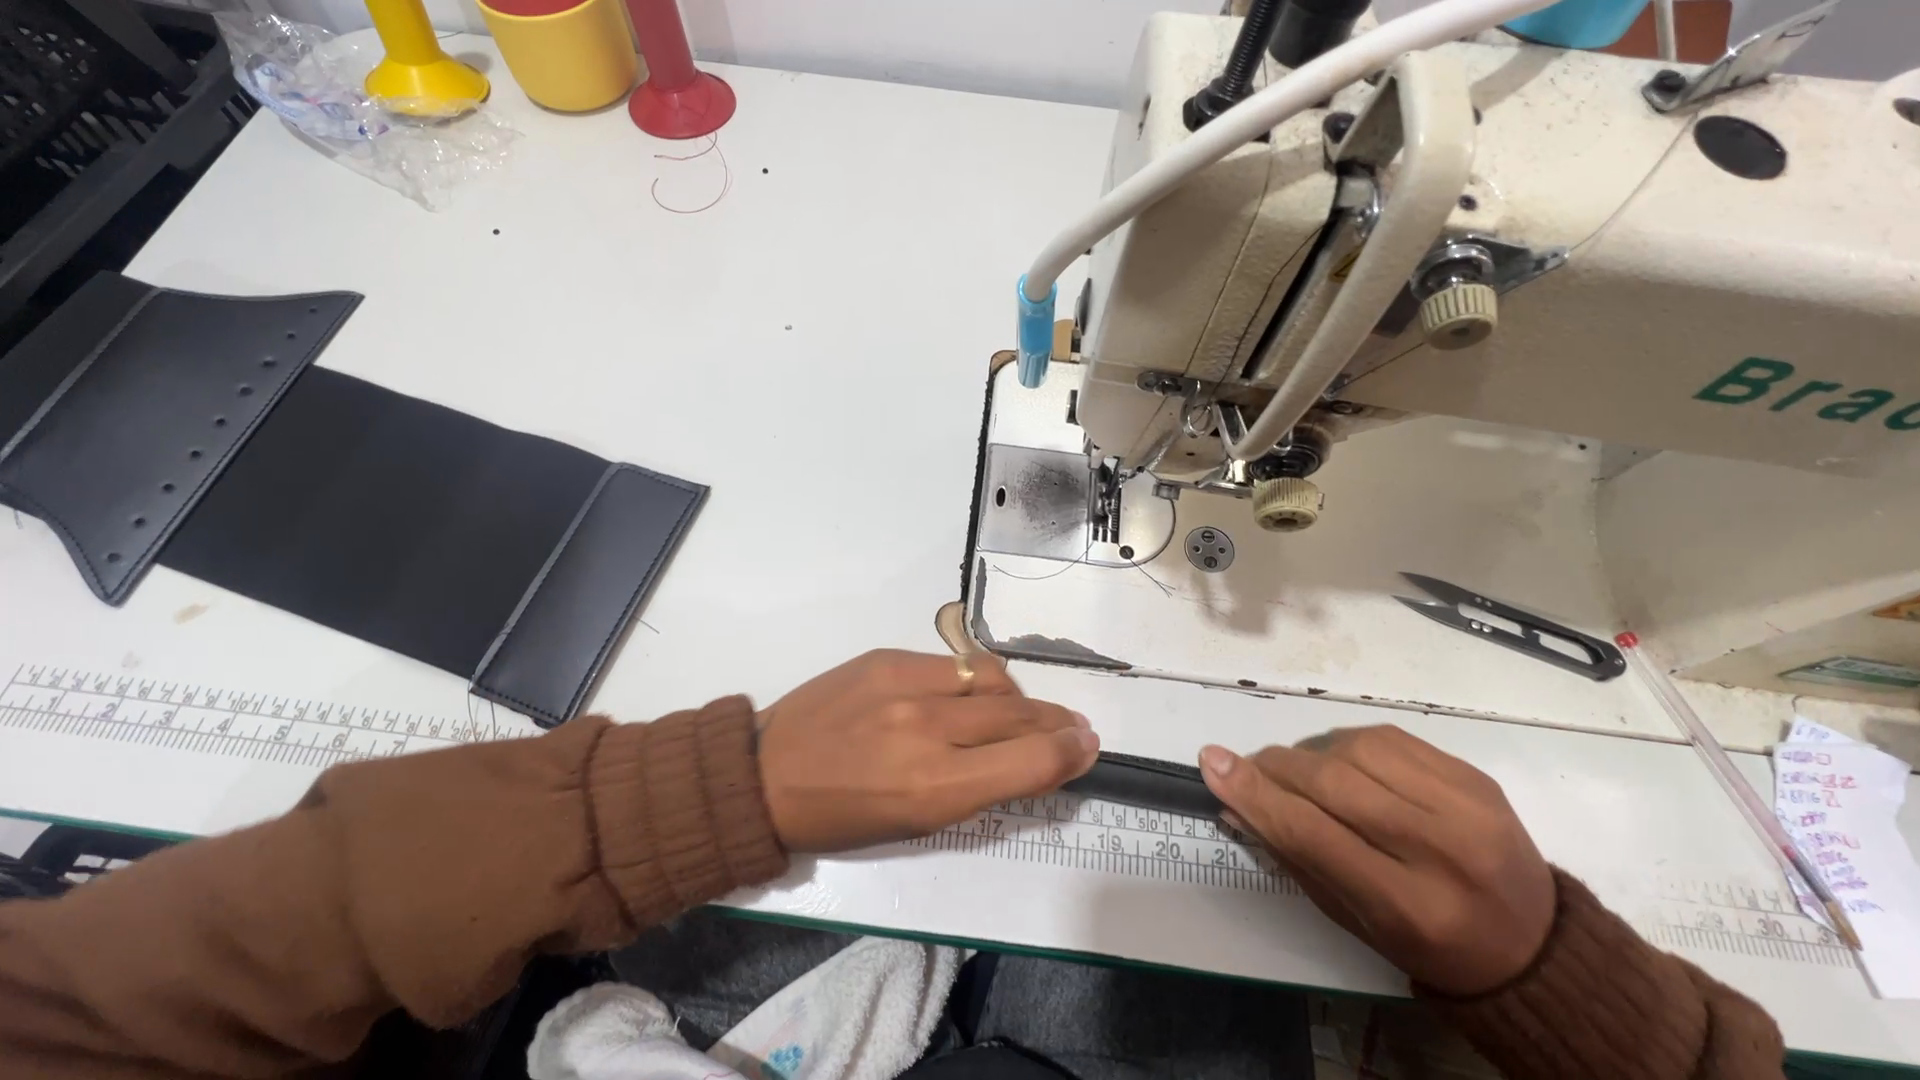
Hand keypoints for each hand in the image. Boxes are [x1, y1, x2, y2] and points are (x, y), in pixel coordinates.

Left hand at [756, 649, 1099, 851]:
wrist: (764, 775)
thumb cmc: (840, 819)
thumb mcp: (915, 826)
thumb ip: (978, 790)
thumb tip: (1029, 761)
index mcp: (934, 788)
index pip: (1031, 761)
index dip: (1071, 753)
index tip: (1086, 747)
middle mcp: (927, 729)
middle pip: (1021, 716)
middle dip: (1057, 724)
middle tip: (1073, 728)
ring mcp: (905, 685)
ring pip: (995, 679)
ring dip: (1020, 699)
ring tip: (1025, 711)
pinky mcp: (887, 657)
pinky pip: (956, 663)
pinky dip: (978, 680)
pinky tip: (976, 693)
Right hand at [1198, 727, 1554, 995]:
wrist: (1534, 946)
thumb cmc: (1430, 948)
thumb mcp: (1354, 921)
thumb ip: (1293, 858)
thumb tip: (1234, 802)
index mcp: (1409, 905)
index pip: (1313, 834)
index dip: (1255, 794)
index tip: (1211, 763)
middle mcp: (1442, 849)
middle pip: (1332, 784)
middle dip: (1277, 768)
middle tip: (1251, 769)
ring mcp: (1467, 806)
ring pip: (1358, 748)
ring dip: (1312, 753)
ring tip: (1301, 772)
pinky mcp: (1475, 777)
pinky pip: (1390, 737)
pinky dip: (1349, 743)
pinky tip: (1342, 760)